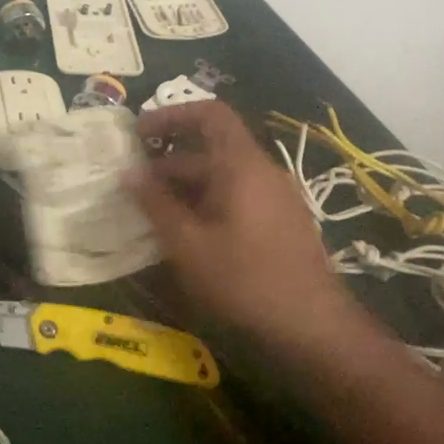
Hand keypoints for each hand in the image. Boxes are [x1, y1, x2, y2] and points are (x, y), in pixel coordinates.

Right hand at [128, 101, 362, 344]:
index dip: (171, 115)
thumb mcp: (188, 244)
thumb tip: (128, 173)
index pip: (210, 114)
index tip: (138, 134)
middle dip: (167, 162)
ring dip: (183, 188)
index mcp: (242, 166)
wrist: (314, 329)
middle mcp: (262, 173)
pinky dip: (204, 204)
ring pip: (221, 177)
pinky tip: (183, 236)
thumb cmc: (246, 279)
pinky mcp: (279, 224)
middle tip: (132, 186)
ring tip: (150, 214)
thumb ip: (155, 204)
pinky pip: (235, 198)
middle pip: (210, 149)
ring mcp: (275, 199)